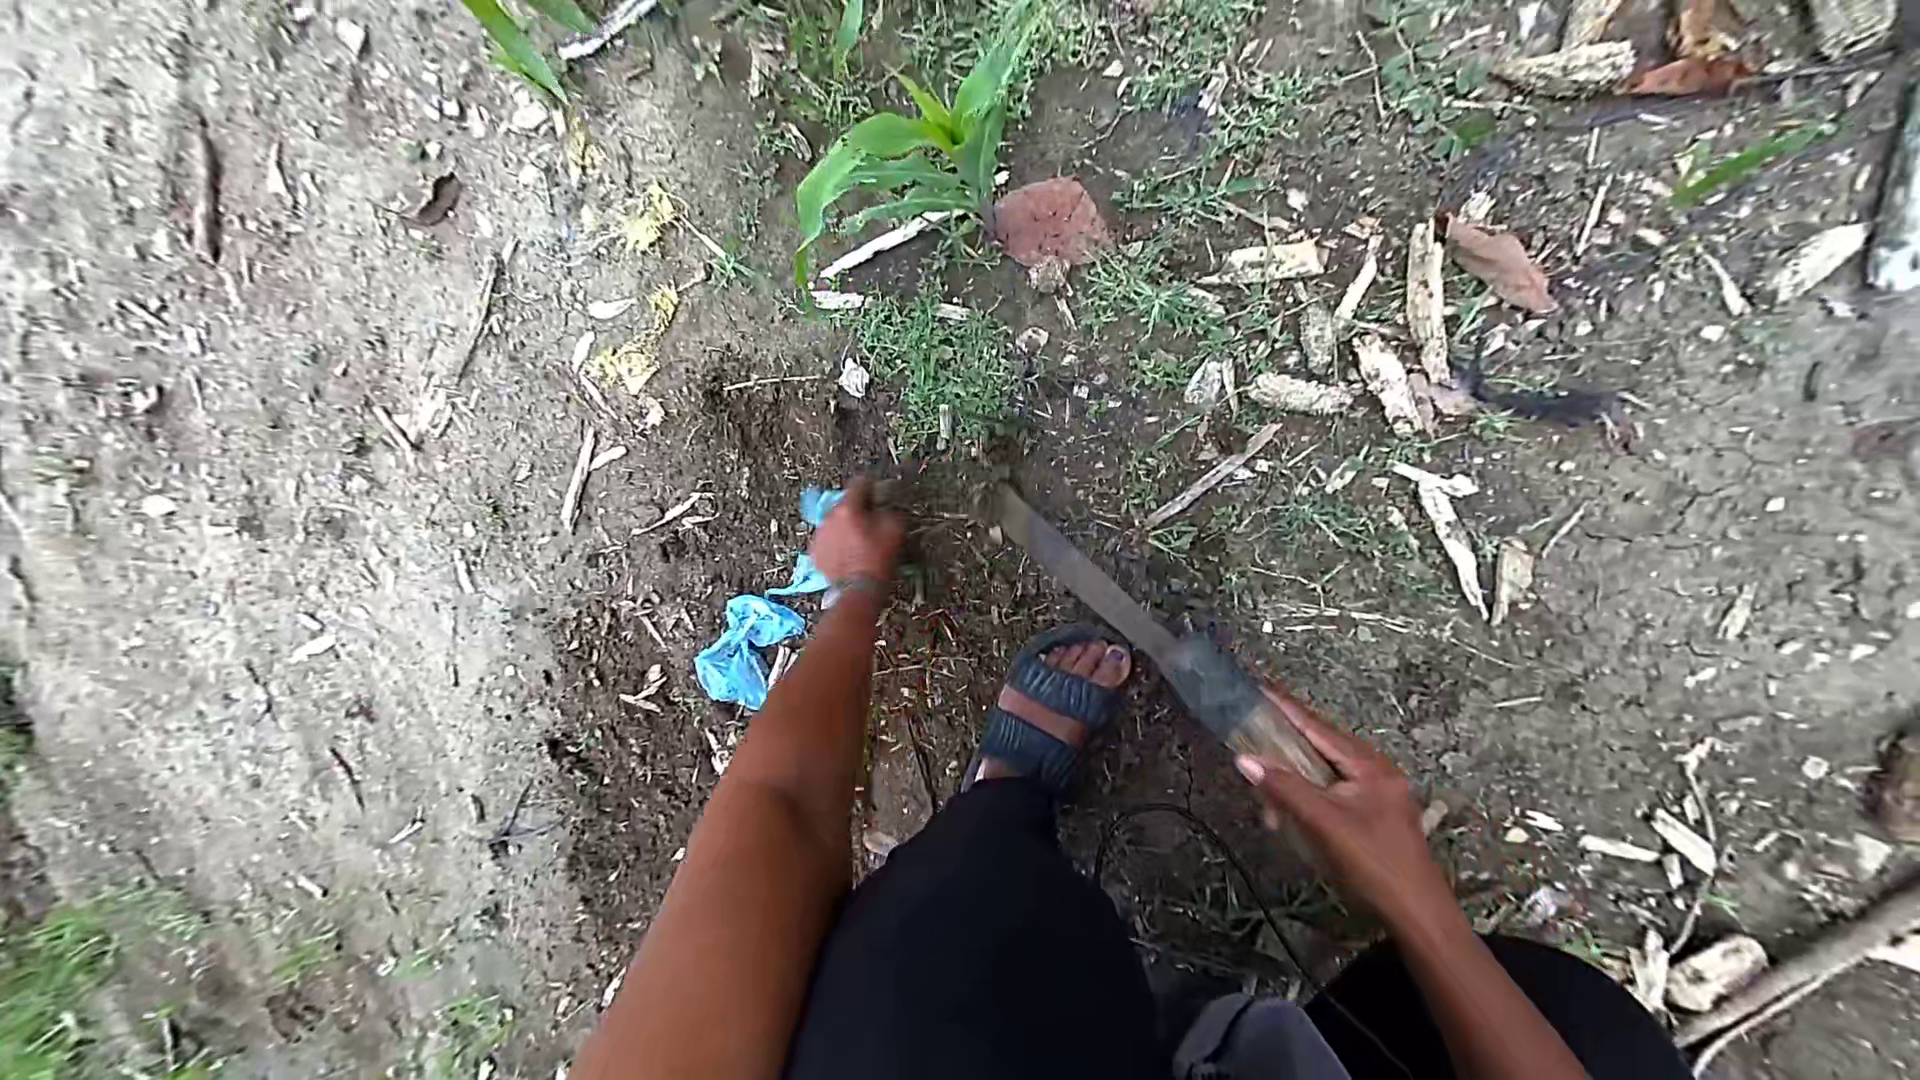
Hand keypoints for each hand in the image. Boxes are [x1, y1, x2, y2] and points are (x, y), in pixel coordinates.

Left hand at [809, 476, 904, 586]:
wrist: (858, 591)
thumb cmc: (877, 562)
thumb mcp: (895, 531)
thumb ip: (890, 510)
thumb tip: (885, 505)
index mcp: (848, 509)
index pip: (859, 483)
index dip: (872, 485)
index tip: (877, 490)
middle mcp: (829, 518)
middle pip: (845, 504)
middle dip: (858, 509)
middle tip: (871, 522)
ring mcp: (820, 535)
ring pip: (835, 522)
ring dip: (846, 526)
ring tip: (859, 541)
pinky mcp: (815, 552)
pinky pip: (828, 540)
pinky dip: (836, 542)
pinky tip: (848, 553)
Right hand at [1235, 685, 1457, 931]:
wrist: (1419, 919)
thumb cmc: (1375, 865)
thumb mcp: (1323, 823)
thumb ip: (1283, 787)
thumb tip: (1245, 760)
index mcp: (1370, 766)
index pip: (1318, 727)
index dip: (1286, 707)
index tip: (1259, 687)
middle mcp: (1376, 773)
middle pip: (1320, 747)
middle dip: (1284, 751)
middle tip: (1254, 742)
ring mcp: (1377, 795)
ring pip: (1323, 772)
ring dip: (1293, 782)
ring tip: (1270, 800)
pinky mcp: (1372, 815)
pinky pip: (1329, 791)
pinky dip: (1306, 797)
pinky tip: (1290, 815)